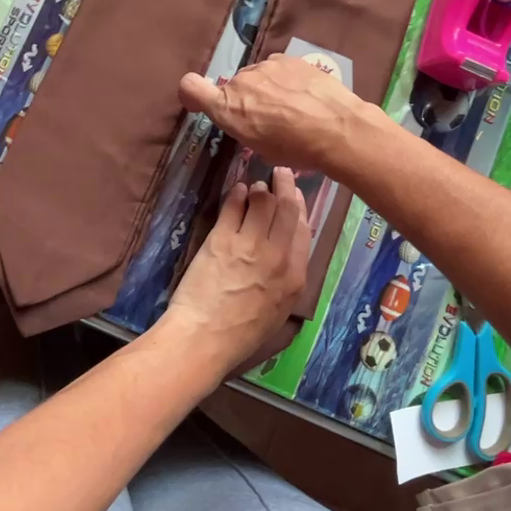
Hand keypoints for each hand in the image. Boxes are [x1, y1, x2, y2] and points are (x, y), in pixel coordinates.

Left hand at [153, 169, 310, 377]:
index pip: (304, 230)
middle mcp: (277, 256)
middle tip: (281, 172)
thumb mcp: (280, 315)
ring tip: (255, 185)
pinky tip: (236, 189)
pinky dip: (237, 193)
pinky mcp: (222, 239)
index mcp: (295, 277)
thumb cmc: (242, 335)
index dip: (301, 206)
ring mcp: (250, 245)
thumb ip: (288, 284)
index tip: (296, 194)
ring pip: (262, 202)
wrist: (206, 337)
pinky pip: (233, 205)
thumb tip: (288, 262)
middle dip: (286, 185)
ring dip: (260, 189)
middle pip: (287, 209)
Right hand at [178, 55, 382, 174]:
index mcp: (228, 108)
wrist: (338, 128)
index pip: (190, 88)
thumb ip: (246, 127)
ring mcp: (265, 67)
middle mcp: (240, 82)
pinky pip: (277, 69)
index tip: (201, 103)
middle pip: (233, 87)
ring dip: (266, 89)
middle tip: (268, 120)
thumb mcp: (262, 148)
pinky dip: (284, 80)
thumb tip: (251, 119)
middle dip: (245, 100)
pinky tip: (304, 95)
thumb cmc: (297, 149)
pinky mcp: (288, 58)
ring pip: (256, 77)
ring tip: (292, 108)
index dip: (191, 94)